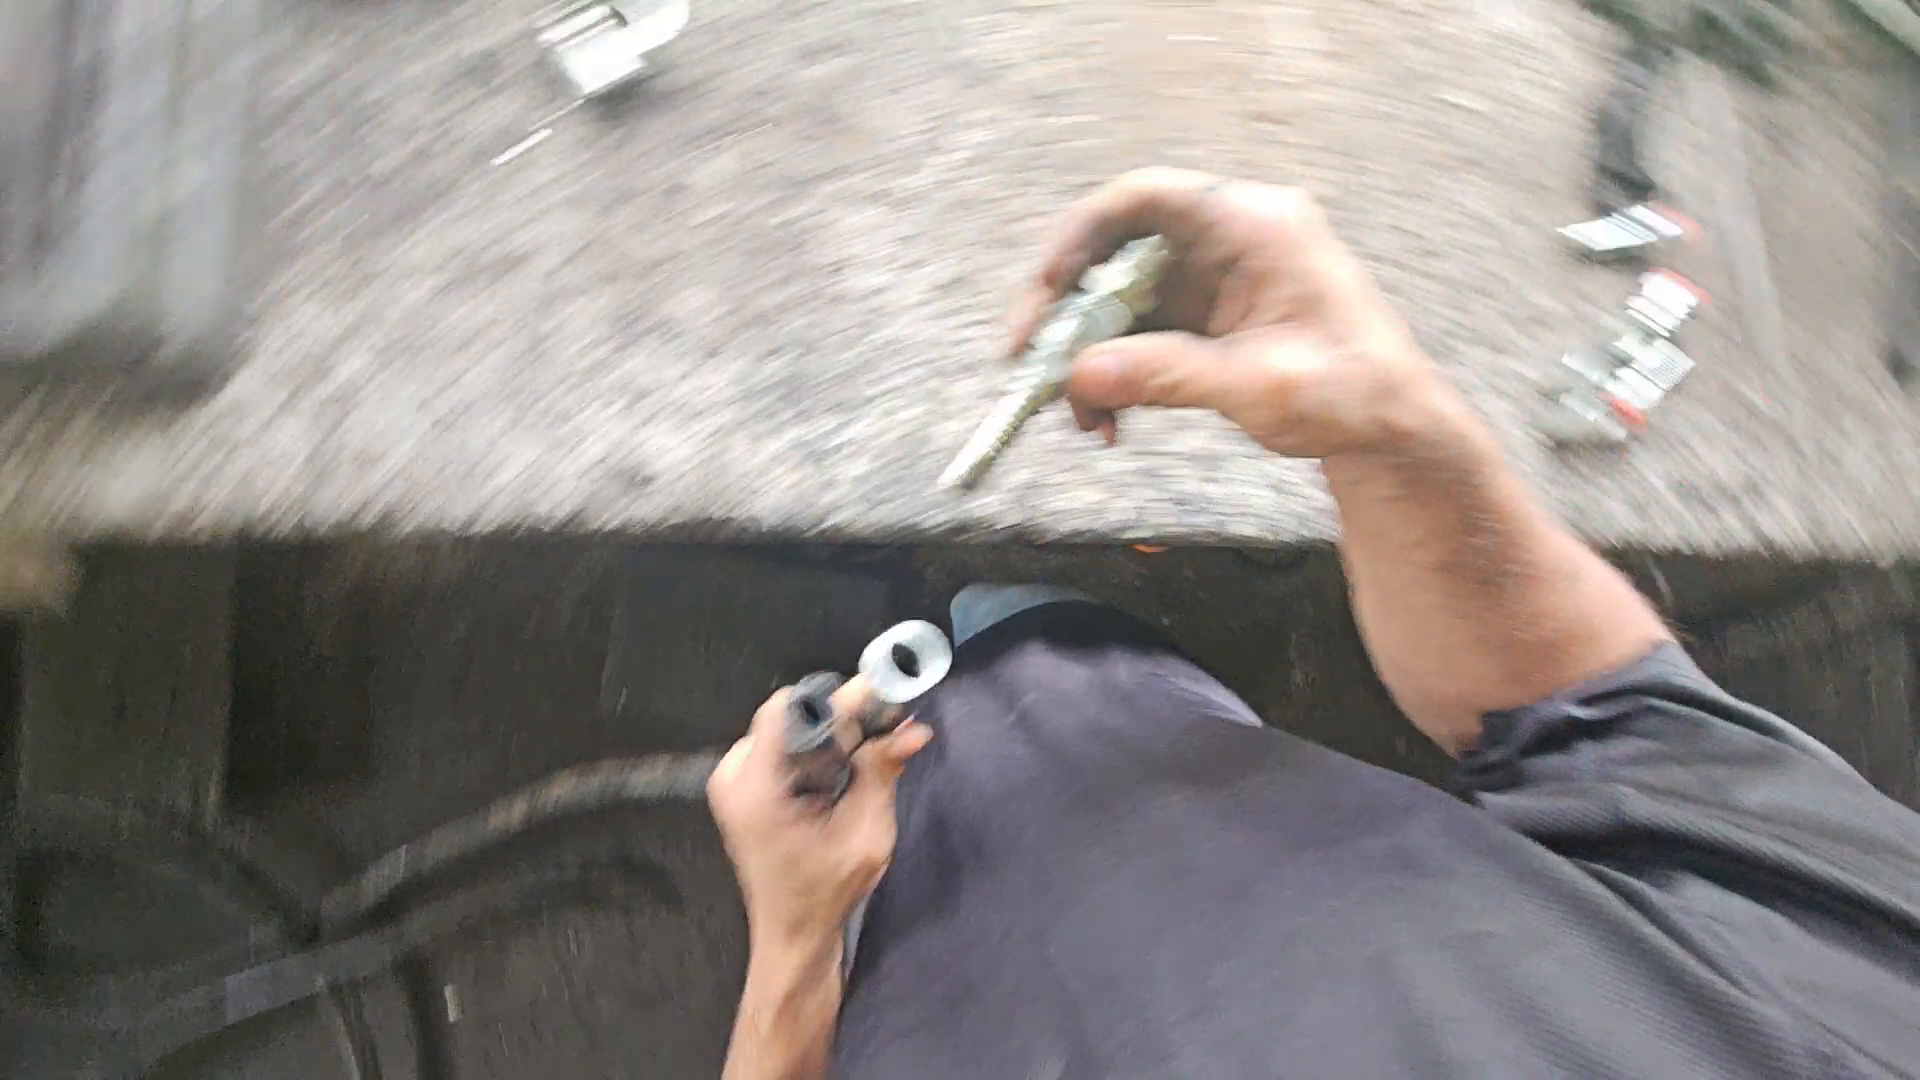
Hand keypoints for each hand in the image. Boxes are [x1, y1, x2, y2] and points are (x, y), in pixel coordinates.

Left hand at [708, 676, 933, 953]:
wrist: (791, 937)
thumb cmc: (825, 893)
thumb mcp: (865, 833)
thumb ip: (882, 772)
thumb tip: (915, 729)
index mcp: (755, 785)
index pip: (790, 709)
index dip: (838, 697)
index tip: (881, 692)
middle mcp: (736, 773)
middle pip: (796, 716)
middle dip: (846, 717)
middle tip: (891, 718)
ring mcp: (738, 778)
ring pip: (797, 728)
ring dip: (839, 733)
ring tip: (880, 739)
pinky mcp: (749, 785)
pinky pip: (791, 746)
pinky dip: (826, 749)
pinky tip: (856, 760)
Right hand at [1011, 167, 1453, 459]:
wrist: (1383, 428)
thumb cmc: (1350, 393)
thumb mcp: (1260, 385)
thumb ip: (1170, 375)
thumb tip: (1081, 375)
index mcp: (1252, 228)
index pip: (1147, 199)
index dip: (1083, 233)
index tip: (1047, 284)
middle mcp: (1221, 246)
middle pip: (1115, 255)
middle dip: (1067, 311)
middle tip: (1029, 360)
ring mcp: (1205, 287)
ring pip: (1115, 305)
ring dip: (1085, 357)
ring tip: (1077, 415)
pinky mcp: (1196, 325)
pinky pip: (1132, 340)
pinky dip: (1109, 377)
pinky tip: (1106, 420)